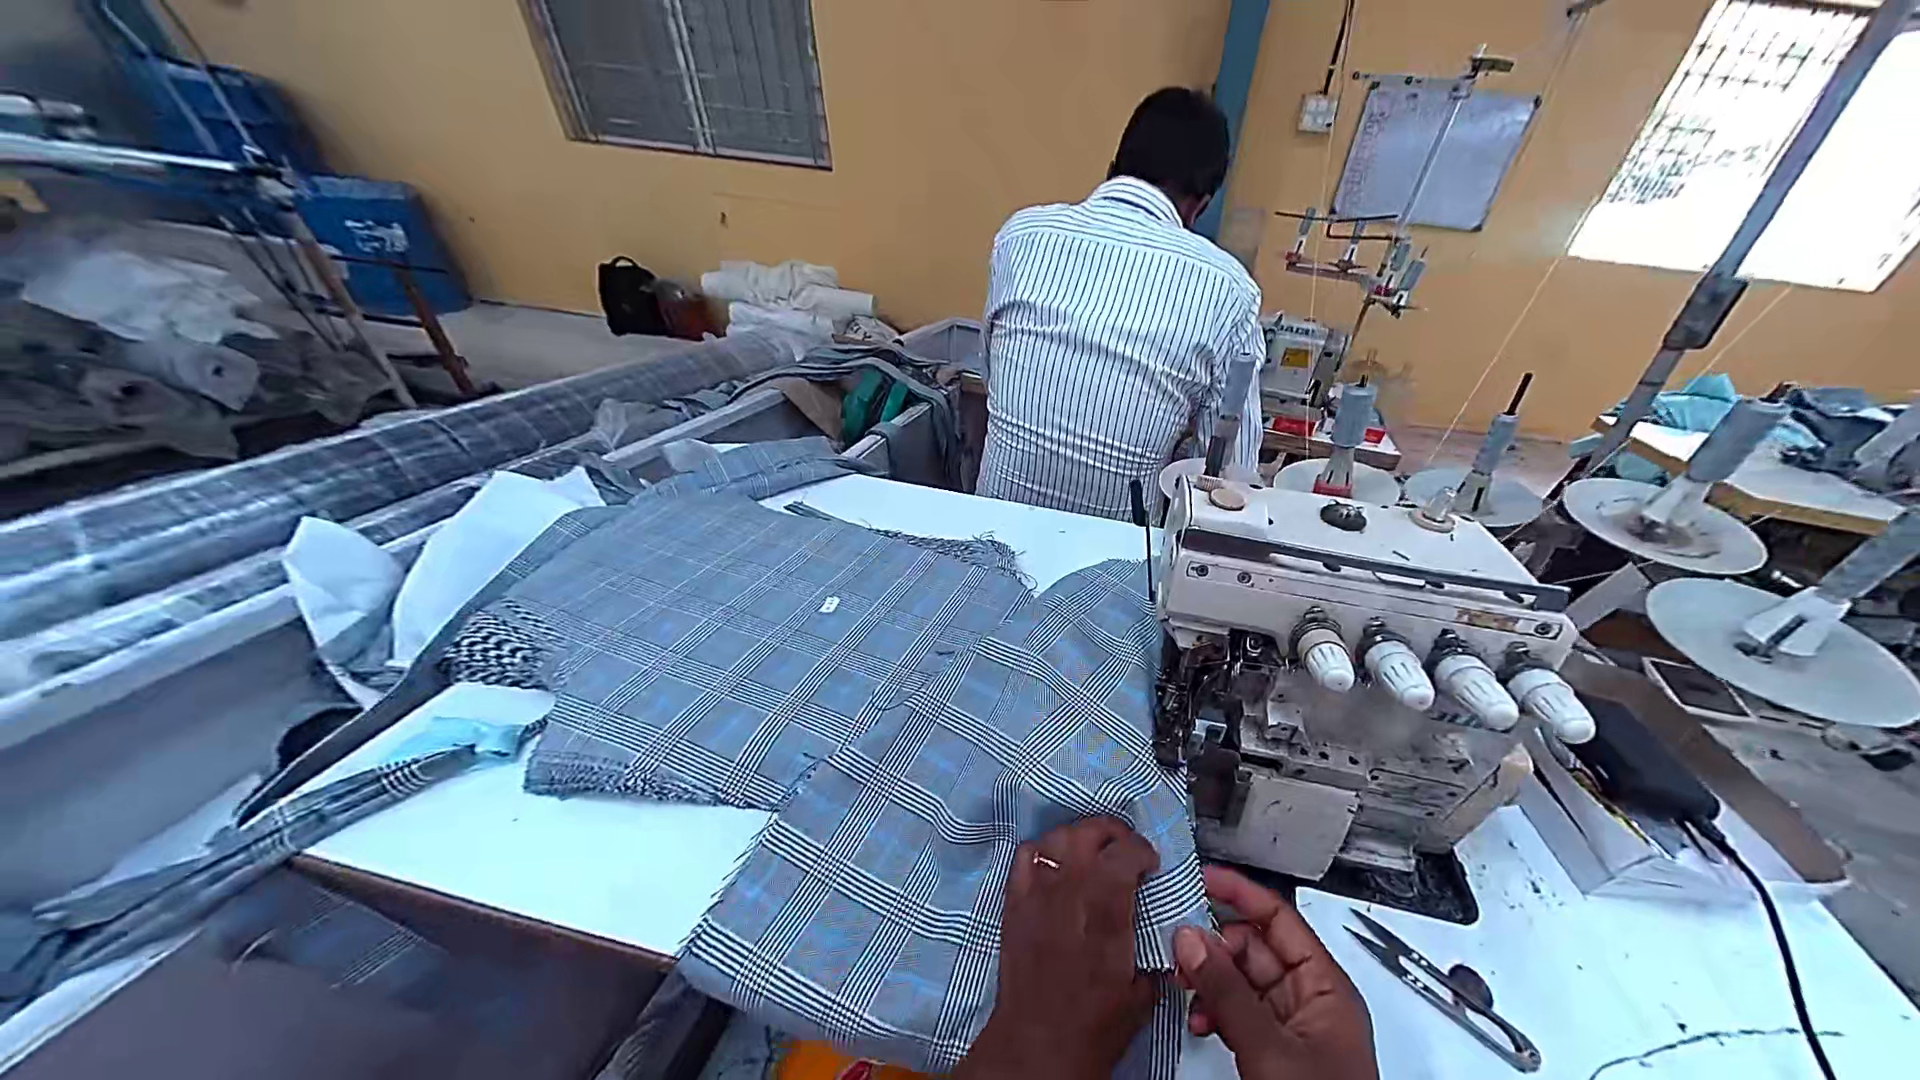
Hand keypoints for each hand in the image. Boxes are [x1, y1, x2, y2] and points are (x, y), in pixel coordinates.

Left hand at [954, 817, 1162, 1079]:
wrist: (1037, 1044)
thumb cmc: (1095, 1026)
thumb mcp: (1142, 992)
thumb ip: (1150, 948)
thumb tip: (1157, 925)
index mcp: (1106, 911)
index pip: (1125, 853)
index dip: (1142, 849)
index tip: (1150, 862)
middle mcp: (1071, 891)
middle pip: (1090, 832)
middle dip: (1114, 832)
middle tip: (1125, 847)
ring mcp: (1038, 891)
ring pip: (1058, 836)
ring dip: (1081, 836)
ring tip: (1093, 850)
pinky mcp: (1015, 899)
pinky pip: (1027, 854)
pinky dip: (1044, 849)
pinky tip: (1056, 862)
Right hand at [1175, 866, 1377, 1079]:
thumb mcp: (1269, 1051)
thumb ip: (1226, 990)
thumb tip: (1187, 935)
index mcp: (1325, 988)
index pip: (1279, 918)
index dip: (1240, 894)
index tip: (1200, 879)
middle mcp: (1310, 999)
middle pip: (1255, 946)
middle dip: (1215, 944)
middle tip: (1179, 946)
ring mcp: (1292, 1026)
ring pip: (1242, 978)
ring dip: (1210, 978)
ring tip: (1185, 987)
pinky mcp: (1274, 1050)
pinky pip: (1238, 1009)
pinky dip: (1215, 1009)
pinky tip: (1200, 1021)